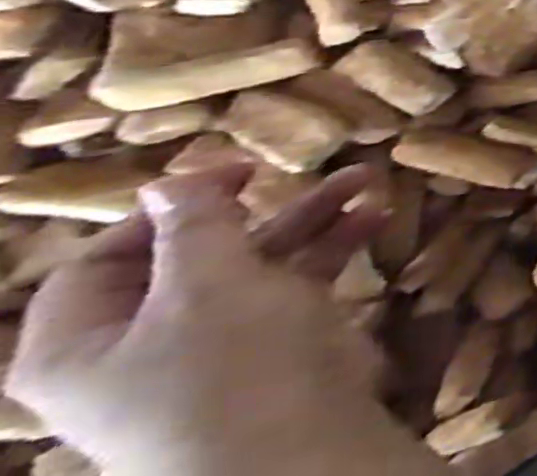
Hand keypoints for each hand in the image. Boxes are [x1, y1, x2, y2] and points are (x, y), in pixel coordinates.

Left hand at [7, 165, 443, 475]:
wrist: (295, 449)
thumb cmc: (228, 364)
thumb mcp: (208, 282)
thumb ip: (195, 226)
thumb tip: (169, 179)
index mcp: (82, 343)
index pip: (102, 259)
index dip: (165, 209)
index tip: (235, 171)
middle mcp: (139, 346)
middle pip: (194, 258)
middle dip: (263, 208)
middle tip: (309, 168)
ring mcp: (212, 350)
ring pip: (257, 267)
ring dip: (311, 220)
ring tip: (367, 180)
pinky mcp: (272, 350)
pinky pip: (295, 288)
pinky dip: (331, 250)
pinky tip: (375, 219)